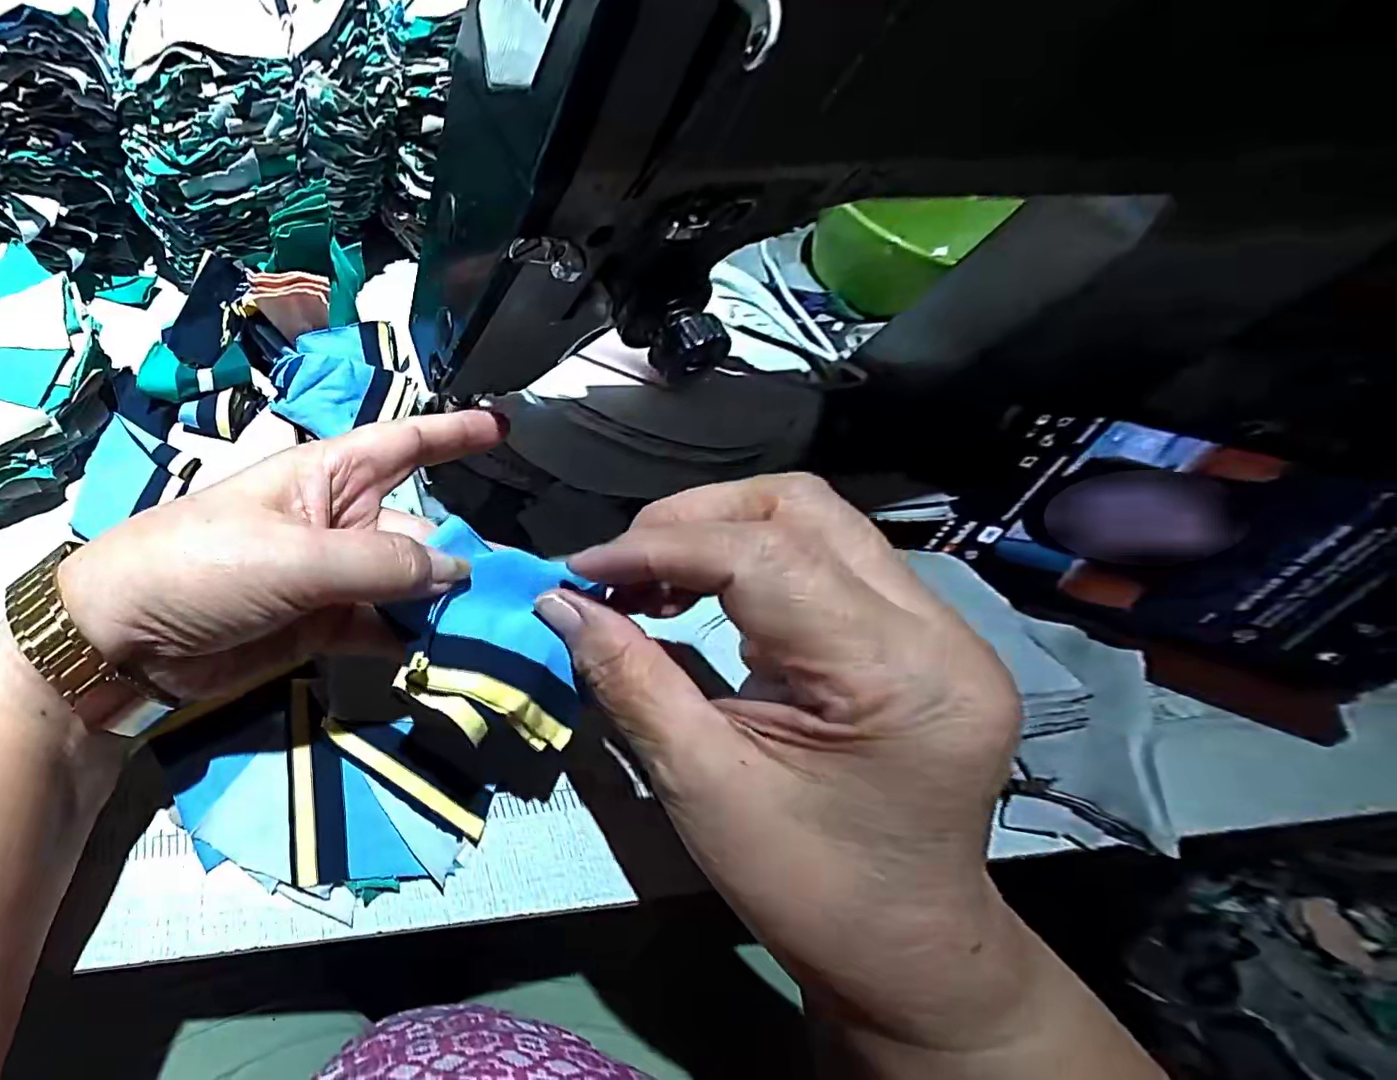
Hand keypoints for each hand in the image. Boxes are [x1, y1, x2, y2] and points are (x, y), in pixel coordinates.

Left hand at [57, 411, 502, 702]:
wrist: (127, 640)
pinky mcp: (326, 625)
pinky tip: (442, 657)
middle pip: (418, 530)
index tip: (504, 428)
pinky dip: (410, 641)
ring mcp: (334, 576)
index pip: (404, 444)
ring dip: (441, 606)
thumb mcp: (294, 556)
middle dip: (460, 555)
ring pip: (406, 585)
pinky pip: (383, 627)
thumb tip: (457, 571)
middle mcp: (340, 521)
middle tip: (514, 590)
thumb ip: (380, 564)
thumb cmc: (202, 564)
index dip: (454, 433)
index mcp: (330, 476)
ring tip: (490, 630)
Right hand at [535, 474, 1027, 1049]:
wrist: (905, 950)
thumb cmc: (806, 884)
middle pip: (797, 507)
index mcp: (894, 673)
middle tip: (619, 571)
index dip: (658, 547)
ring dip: (712, 533)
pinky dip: (737, 559)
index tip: (580, 571)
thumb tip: (560, 604)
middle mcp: (932, 629)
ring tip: (647, 581)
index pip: (763, 555)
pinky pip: (813, 556)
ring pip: (807, 518)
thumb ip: (628, 678)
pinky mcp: (907, 632)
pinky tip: (692, 596)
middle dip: (690, 521)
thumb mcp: (698, 782)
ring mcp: (931, 625)